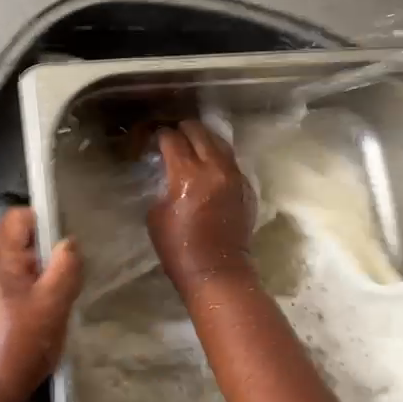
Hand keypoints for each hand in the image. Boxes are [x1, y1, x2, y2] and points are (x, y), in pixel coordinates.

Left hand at [0, 208, 82, 401]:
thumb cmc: (24, 342)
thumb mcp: (54, 302)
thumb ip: (65, 265)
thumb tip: (69, 241)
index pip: (18, 216)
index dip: (44, 223)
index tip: (63, 246)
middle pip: (15, 236)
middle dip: (42, 250)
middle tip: (62, 275)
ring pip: (12, 258)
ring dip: (35, 270)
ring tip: (52, 294)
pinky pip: (6, 276)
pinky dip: (24, 283)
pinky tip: (38, 307)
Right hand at [148, 120, 257, 294]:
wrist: (217, 272)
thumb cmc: (178, 248)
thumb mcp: (156, 214)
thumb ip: (163, 186)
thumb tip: (168, 175)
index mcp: (188, 174)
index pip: (173, 139)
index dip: (161, 135)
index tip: (156, 137)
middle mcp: (215, 168)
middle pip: (200, 132)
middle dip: (185, 129)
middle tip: (175, 133)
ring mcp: (235, 177)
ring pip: (221, 143)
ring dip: (205, 138)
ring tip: (194, 140)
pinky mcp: (247, 188)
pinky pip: (233, 163)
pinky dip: (220, 158)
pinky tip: (211, 165)